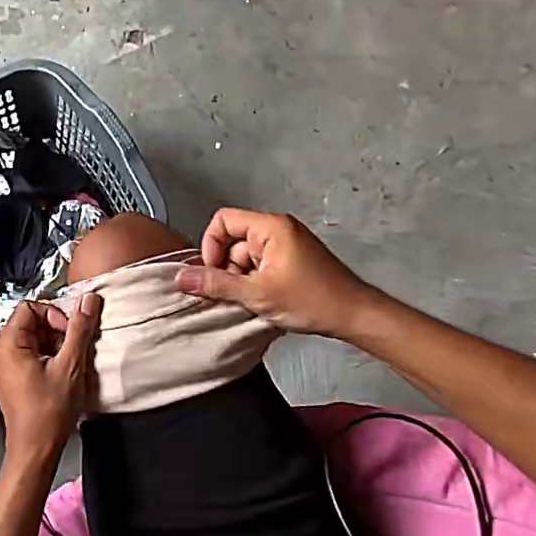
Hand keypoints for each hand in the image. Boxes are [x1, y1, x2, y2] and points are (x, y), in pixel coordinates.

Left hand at [0, 293, 102, 456]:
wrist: (36, 448)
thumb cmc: (48, 413)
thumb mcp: (70, 366)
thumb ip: (80, 329)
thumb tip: (88, 300)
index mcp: (9, 344)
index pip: (30, 307)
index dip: (54, 314)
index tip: (70, 333)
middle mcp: (2, 352)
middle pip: (32, 321)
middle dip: (57, 331)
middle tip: (72, 350)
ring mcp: (6, 366)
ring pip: (35, 339)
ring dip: (57, 346)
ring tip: (69, 365)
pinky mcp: (14, 378)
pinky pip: (33, 355)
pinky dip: (50, 358)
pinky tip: (62, 375)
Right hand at [176, 207, 382, 336]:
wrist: (353, 315)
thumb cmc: (312, 300)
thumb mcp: (257, 294)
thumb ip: (216, 284)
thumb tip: (182, 278)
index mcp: (271, 227)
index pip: (223, 220)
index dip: (211, 246)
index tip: (213, 273)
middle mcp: (278, 230)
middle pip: (233, 241)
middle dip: (227, 269)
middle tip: (235, 294)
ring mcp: (286, 245)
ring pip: (245, 258)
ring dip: (241, 280)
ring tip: (255, 301)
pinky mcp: (291, 261)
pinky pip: (260, 266)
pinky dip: (255, 283)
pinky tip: (264, 301)